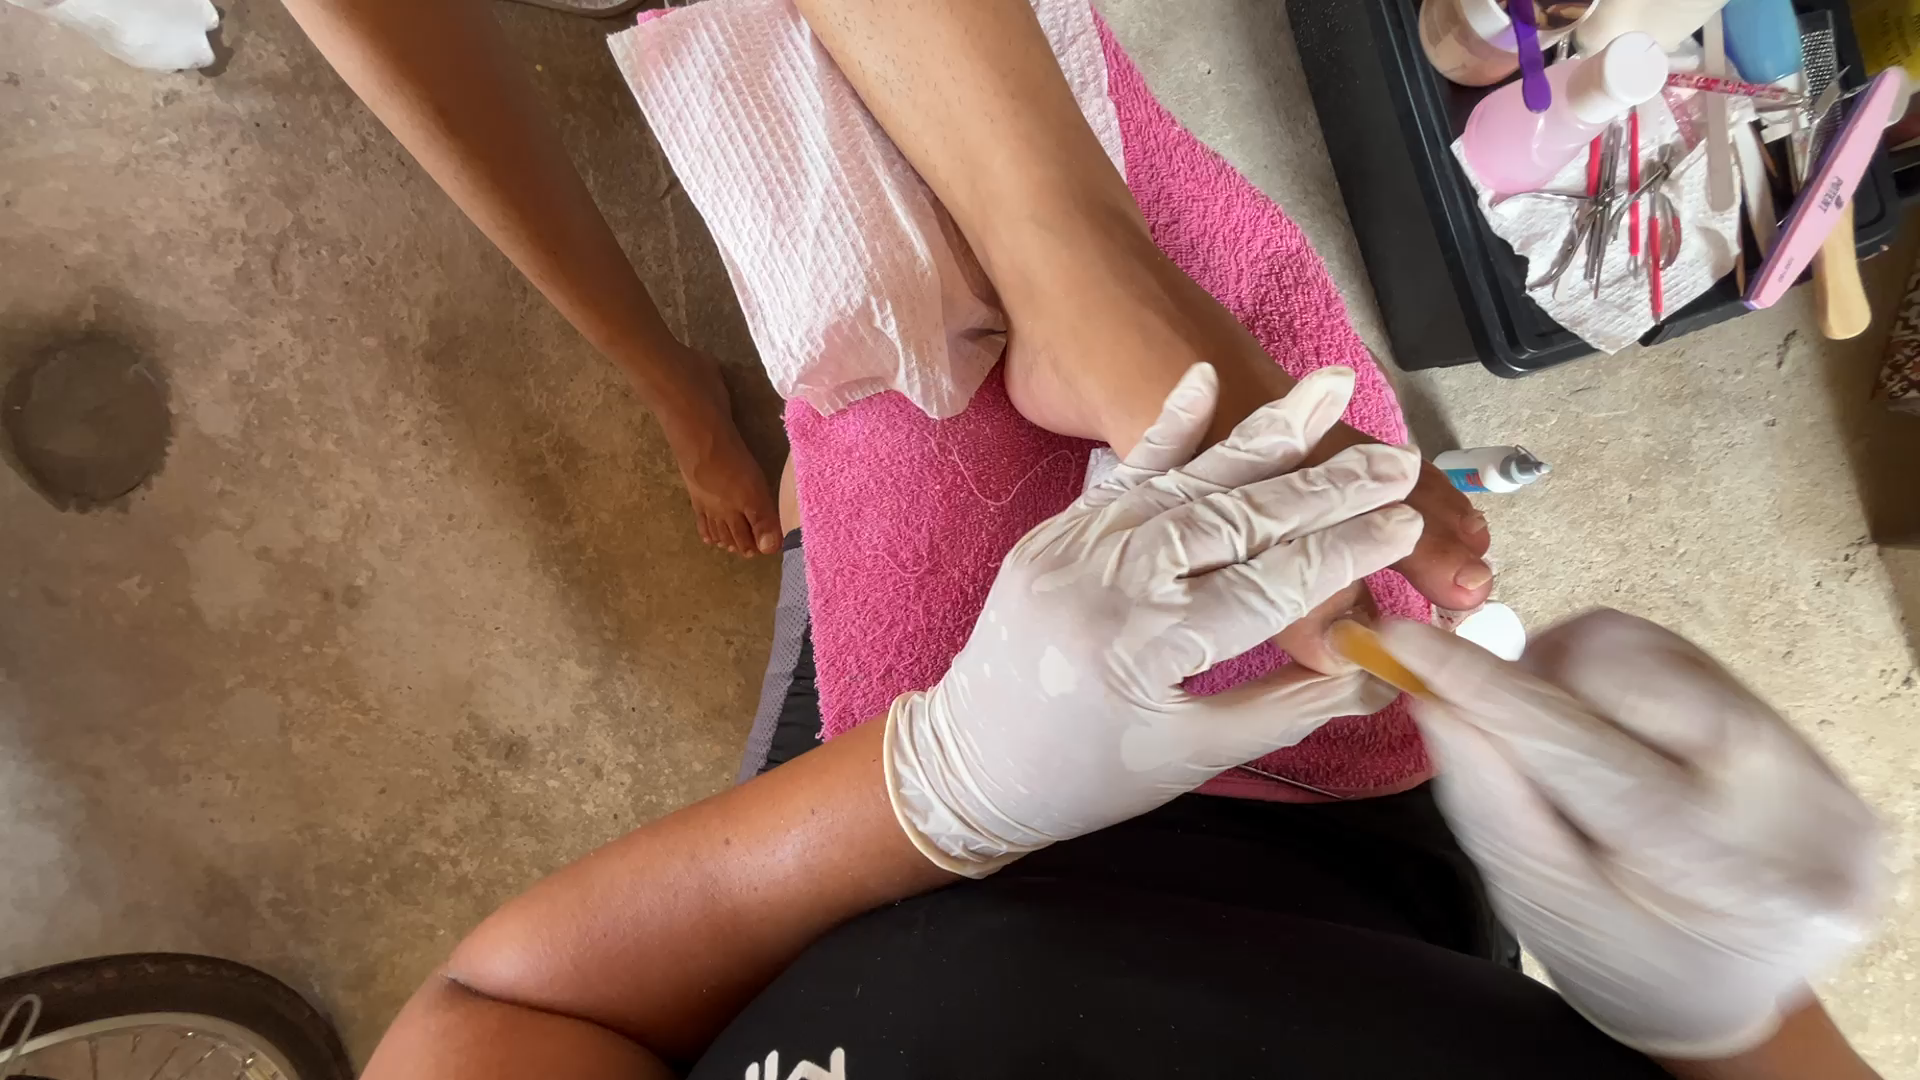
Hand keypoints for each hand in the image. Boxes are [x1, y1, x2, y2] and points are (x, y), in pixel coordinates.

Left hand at [885, 363, 1423, 874]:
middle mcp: (1109, 582)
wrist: (974, 759)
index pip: (1270, 587)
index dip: (1344, 554)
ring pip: (1184, 483)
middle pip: (1235, 520)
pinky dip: (1164, 430)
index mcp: (1146, 649)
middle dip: (1323, 487)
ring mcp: (1074, 547)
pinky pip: (1117, 475)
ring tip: (1326, 390)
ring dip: (1260, 437)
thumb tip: (1378, 668)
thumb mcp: (1192, 756)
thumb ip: (1289, 705)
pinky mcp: (1053, 533)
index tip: (1405, 523)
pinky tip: (1200, 380)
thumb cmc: (1084, 776)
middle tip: (1394, 459)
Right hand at [1380, 611, 1885, 1058]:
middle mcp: (1793, 808)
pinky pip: (1676, 654)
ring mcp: (1816, 768)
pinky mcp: (1807, 740)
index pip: (1571, 744)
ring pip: (1650, 650)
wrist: (1715, 985)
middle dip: (1538, 677)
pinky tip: (1603, 725)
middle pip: (1629, 675)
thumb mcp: (1529, 892)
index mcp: (1715, 868)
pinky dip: (1608, 673)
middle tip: (1499, 717)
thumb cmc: (1608, 951)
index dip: (1475, 681)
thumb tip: (1432, 698)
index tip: (1397, 637)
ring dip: (1570, 673)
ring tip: (1558, 732)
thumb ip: (1482, 794)